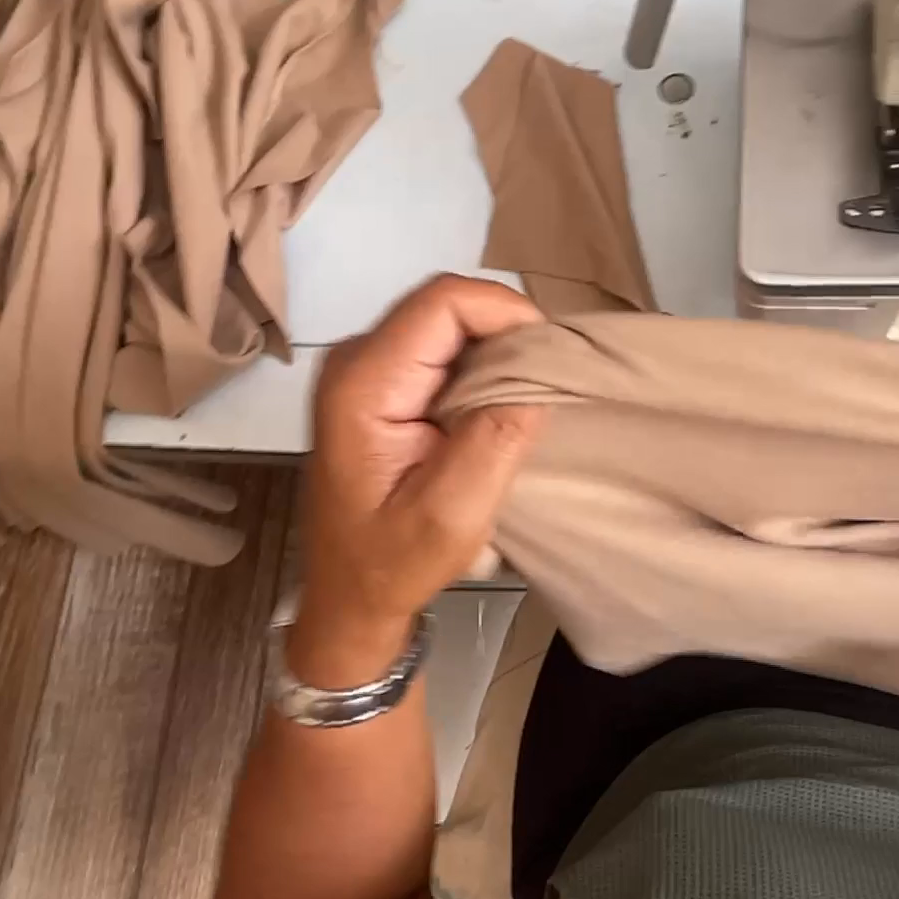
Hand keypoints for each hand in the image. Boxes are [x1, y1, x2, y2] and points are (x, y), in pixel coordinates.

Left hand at [293, 276, 544, 681]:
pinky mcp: (383, 385)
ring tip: (527, 398)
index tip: (549, 358)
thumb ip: (497, 438)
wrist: (349, 596)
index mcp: (364, 384)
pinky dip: (483, 367)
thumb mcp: (454, 513)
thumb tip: (538, 375)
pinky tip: (500, 407)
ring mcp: (367, 370)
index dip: (506, 312)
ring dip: (498, 352)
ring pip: (450, 324)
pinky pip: (444, 350)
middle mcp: (357, 361)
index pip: (443, 302)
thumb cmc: (393, 564)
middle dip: (507, 333)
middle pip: (446, 306)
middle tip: (545, 383)